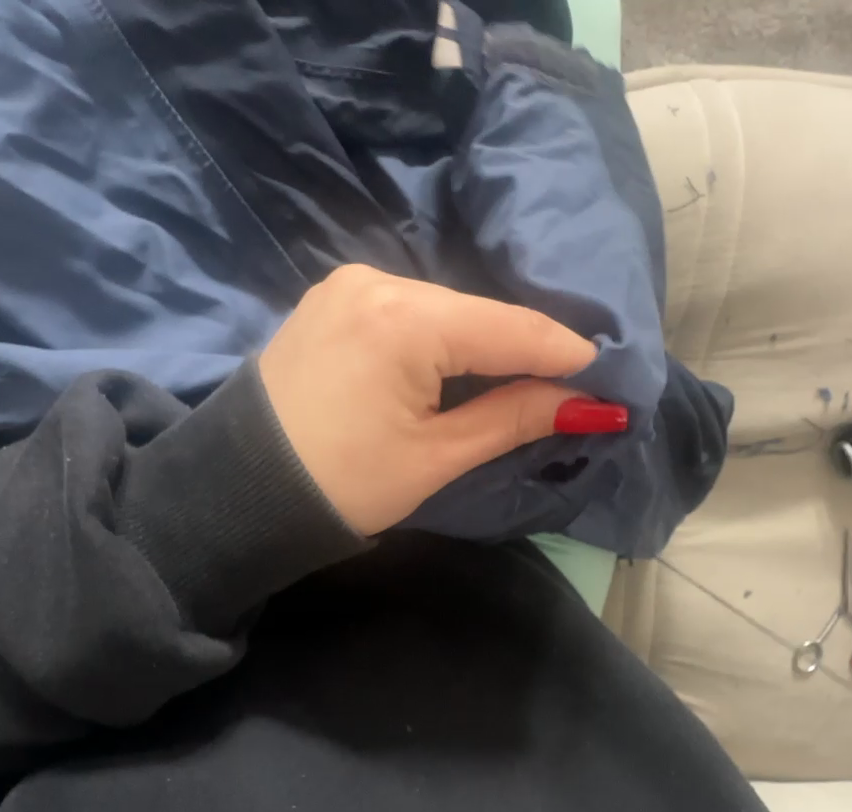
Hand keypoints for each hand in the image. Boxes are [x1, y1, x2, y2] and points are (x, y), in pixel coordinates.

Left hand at [257, 265, 601, 534]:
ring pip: (444, 312)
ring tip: (514, 388)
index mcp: (405, 319)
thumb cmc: (341, 486)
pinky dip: (439, 341)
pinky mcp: (331, 301)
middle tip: (567, 393)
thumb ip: (514, 418)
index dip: (567, 356)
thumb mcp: (435, 458)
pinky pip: (407, 314)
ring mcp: (348, 286)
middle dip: (523, 354)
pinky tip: (452, 372)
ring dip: (481, 347)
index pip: (512, 329)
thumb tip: (590, 403)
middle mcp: (376, 281)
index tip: (610, 382)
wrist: (241, 491)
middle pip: (478, 316)